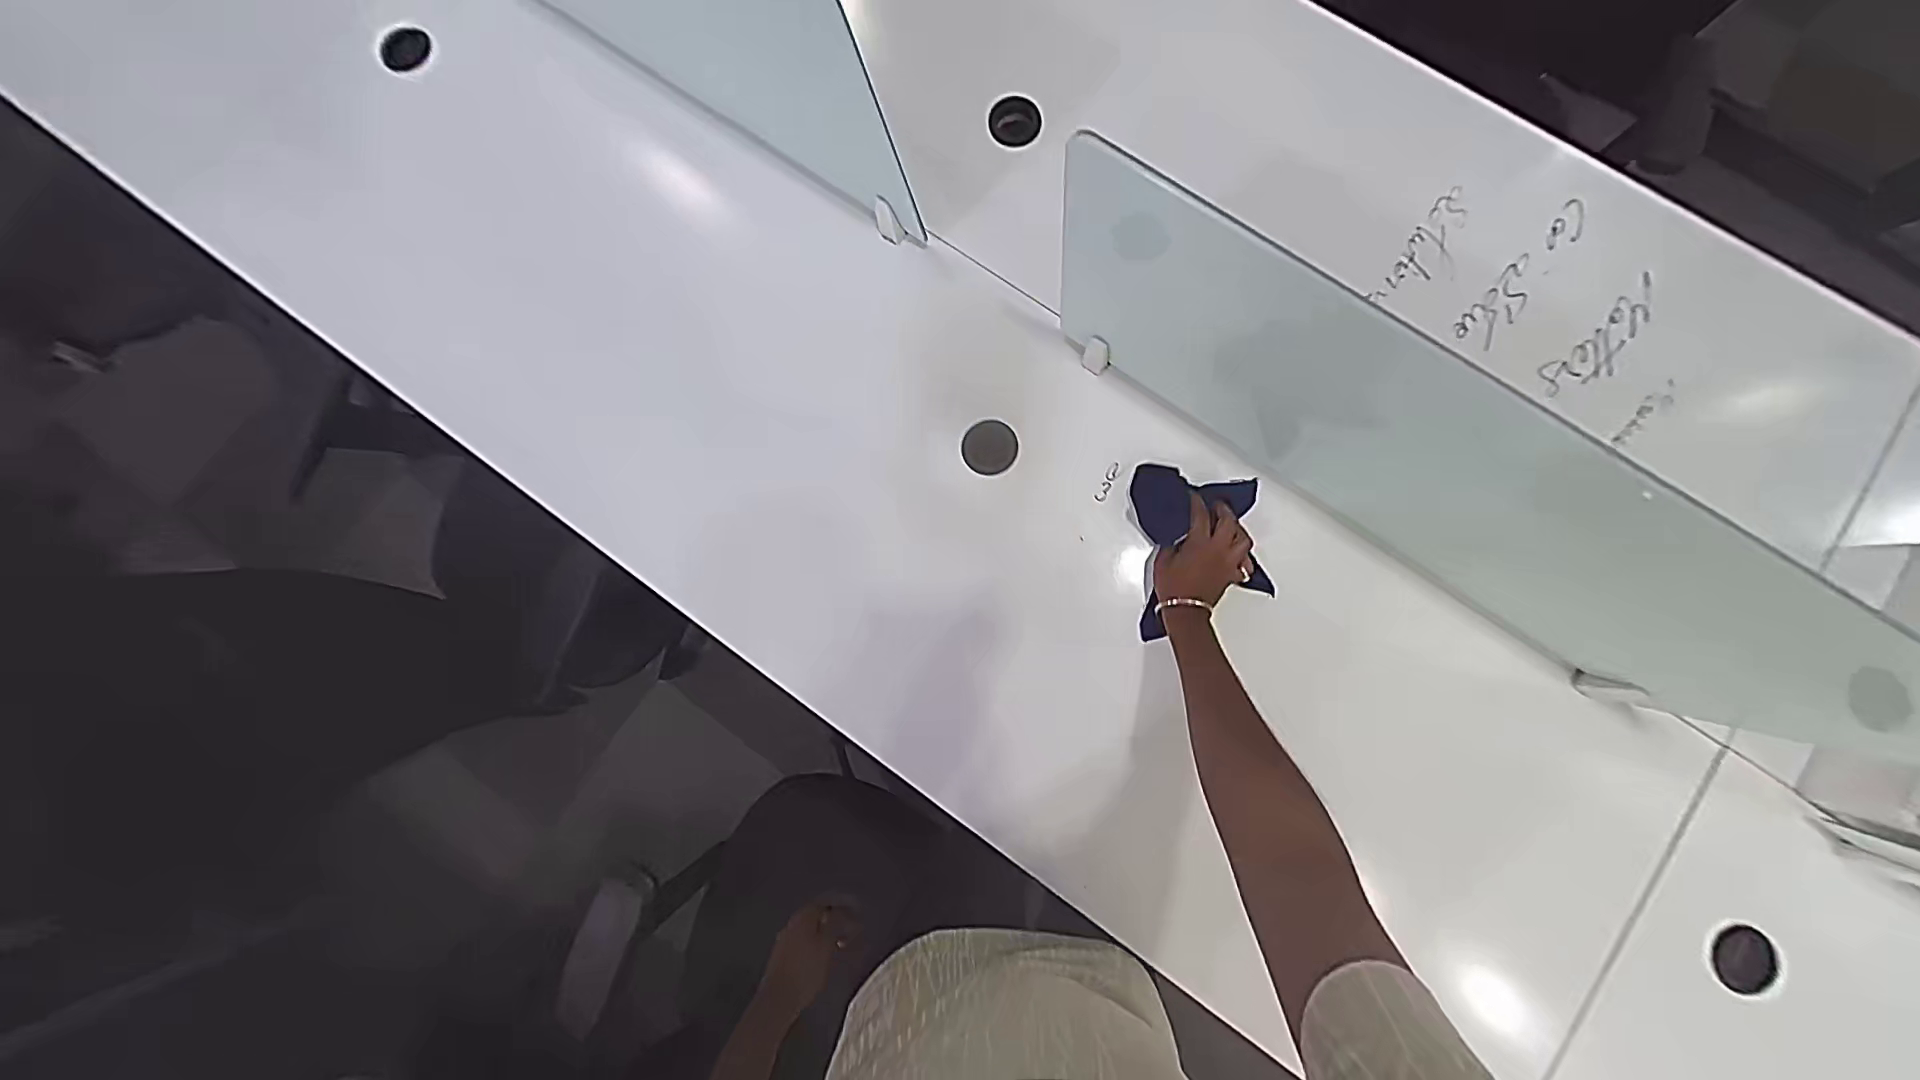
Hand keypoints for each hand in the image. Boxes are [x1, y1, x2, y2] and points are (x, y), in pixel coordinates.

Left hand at [756, 896, 860, 1014]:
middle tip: (851, 932)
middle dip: (835, 922)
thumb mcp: (827, 944)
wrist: (778, 1000)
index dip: (843, 907)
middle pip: (818, 916)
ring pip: (811, 931)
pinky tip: (824, 958)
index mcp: (803, 916)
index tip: (856, 915)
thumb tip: (842, 910)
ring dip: (826, 935)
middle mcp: (792, 924)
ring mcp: (785, 941)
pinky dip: (817, 946)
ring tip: (841, 946)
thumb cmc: (806, 970)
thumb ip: (836, 923)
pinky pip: (804, 944)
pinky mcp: (782, 958)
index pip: (826, 903)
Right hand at [1153, 493, 1252, 608]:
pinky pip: (1245, 560)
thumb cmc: (1173, 588)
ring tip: (1231, 524)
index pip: (1201, 515)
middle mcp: (1218, 549)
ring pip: (1243, 538)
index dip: (1197, 503)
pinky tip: (1238, 551)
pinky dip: (1243, 553)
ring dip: (1238, 528)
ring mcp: (1228, 561)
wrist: (1185, 611)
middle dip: (1223, 509)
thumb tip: (1176, 540)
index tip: (1195, 498)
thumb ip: (1171, 545)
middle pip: (1228, 521)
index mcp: (1200, 543)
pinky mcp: (1232, 574)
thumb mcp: (1163, 561)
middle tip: (1216, 505)